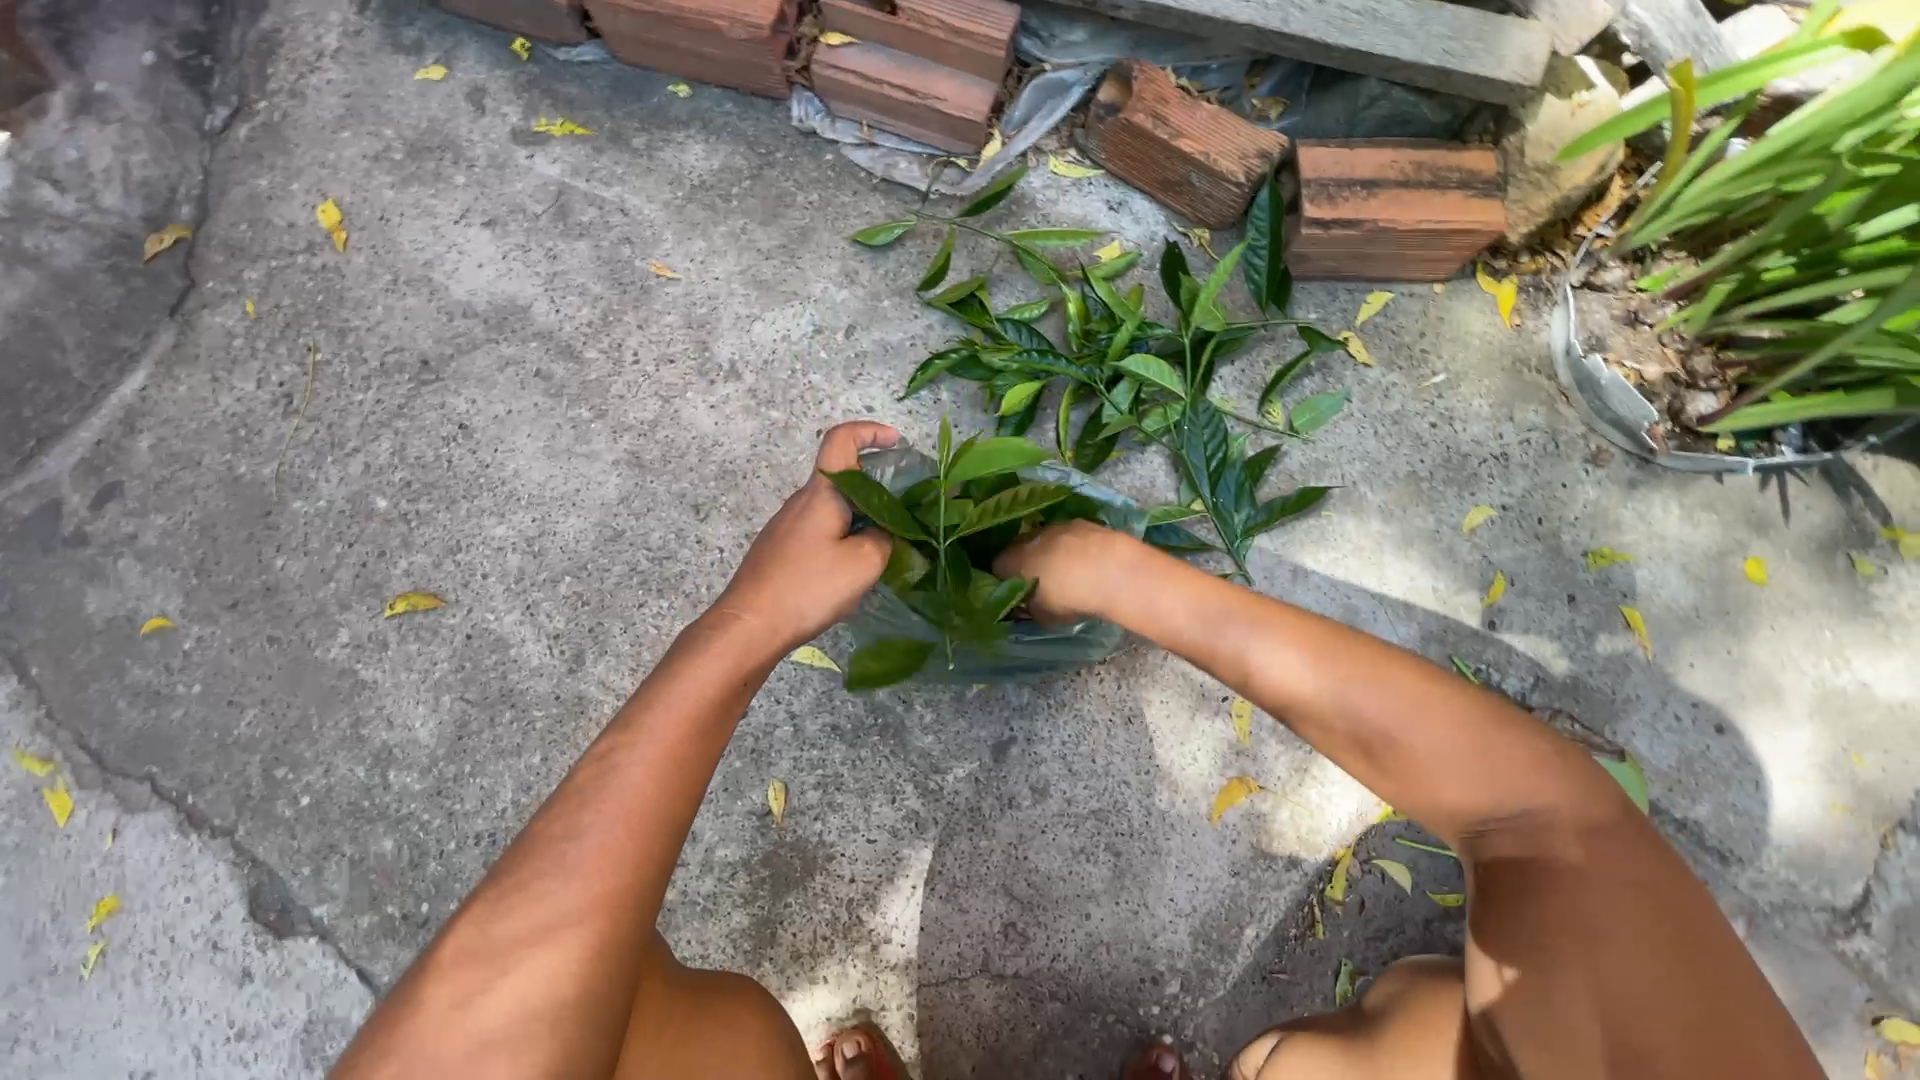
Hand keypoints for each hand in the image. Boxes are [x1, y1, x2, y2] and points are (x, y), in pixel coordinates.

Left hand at [712, 421, 900, 650]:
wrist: (750, 625)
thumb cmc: (808, 587)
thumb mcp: (864, 563)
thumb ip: (885, 539)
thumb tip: (886, 532)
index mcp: (822, 493)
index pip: (841, 440)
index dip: (870, 431)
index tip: (896, 442)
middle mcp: (801, 502)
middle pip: (842, 479)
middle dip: (877, 488)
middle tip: (905, 513)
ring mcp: (787, 527)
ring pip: (832, 509)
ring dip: (861, 519)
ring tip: (885, 549)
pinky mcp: (781, 550)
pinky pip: (820, 532)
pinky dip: (844, 539)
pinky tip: (853, 573)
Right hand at [993, 520, 1142, 624]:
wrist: (1109, 571)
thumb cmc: (1067, 598)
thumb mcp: (1042, 615)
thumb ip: (1030, 609)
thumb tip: (1029, 606)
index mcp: (1012, 561)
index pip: (997, 567)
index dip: (1004, 580)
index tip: (1015, 591)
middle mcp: (1028, 539)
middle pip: (1020, 549)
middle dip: (1027, 562)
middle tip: (1041, 581)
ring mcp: (1056, 527)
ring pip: (1045, 539)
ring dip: (1051, 552)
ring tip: (1067, 570)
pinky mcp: (1081, 522)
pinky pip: (1069, 536)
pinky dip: (1073, 546)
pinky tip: (1087, 560)